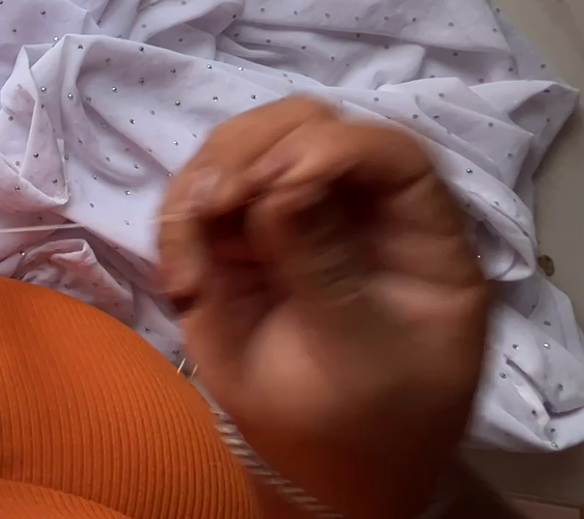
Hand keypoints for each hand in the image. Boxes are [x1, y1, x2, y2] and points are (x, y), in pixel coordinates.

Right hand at [158, 98, 489, 518]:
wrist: (305, 459)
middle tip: (217, 205)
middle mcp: (346, 205)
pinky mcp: (223, 229)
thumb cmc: (363, 419)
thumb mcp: (362, 354)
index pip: (387, 152)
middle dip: (246, 152)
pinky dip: (171, 225)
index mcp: (412, 235)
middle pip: (298, 124)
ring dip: (199, 185)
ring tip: (190, 258)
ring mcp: (280, 211)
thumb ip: (323, 267)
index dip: (332, 150)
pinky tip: (182, 285)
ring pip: (231, 145)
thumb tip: (277, 189)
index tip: (277, 188)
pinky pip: (185, 194)